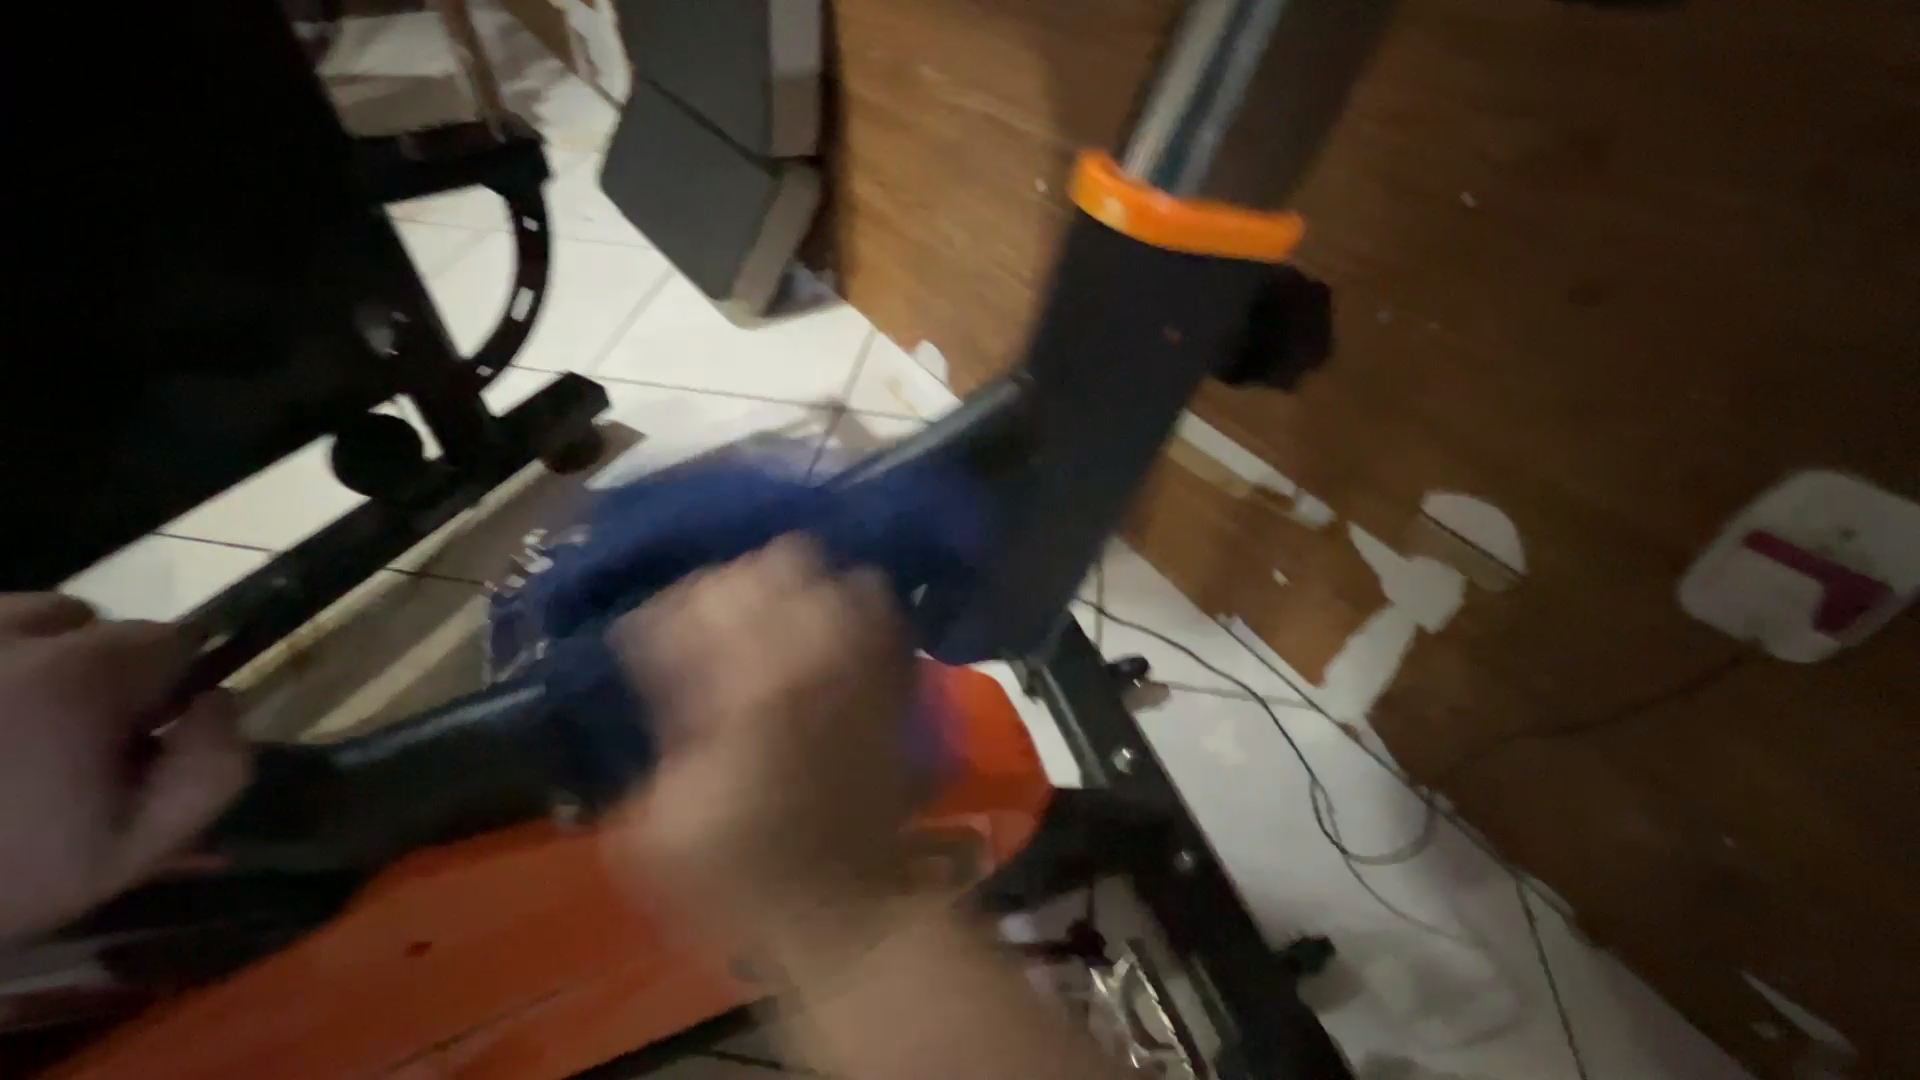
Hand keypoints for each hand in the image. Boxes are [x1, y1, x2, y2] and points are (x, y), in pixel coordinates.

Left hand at [0, 594, 250, 940]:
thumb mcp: (134, 850)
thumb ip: (214, 768)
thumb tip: (216, 703)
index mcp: (77, 676)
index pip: (172, 640)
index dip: (166, 689)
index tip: (134, 739)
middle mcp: (2, 639)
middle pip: (79, 619)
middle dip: (87, 669)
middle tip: (58, 739)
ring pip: (6, 621)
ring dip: (18, 660)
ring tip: (5, 730)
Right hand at [606, 537, 916, 939]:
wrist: (846, 905)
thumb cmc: (743, 874)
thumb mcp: (664, 821)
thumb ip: (666, 726)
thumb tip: (672, 676)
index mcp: (742, 690)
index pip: (686, 609)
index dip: (657, 621)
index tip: (647, 645)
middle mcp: (805, 657)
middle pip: (755, 571)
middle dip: (719, 594)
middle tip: (705, 630)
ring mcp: (858, 661)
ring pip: (821, 575)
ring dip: (784, 590)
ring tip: (767, 622)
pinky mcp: (892, 676)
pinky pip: (878, 608)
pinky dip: (847, 605)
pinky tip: (826, 627)